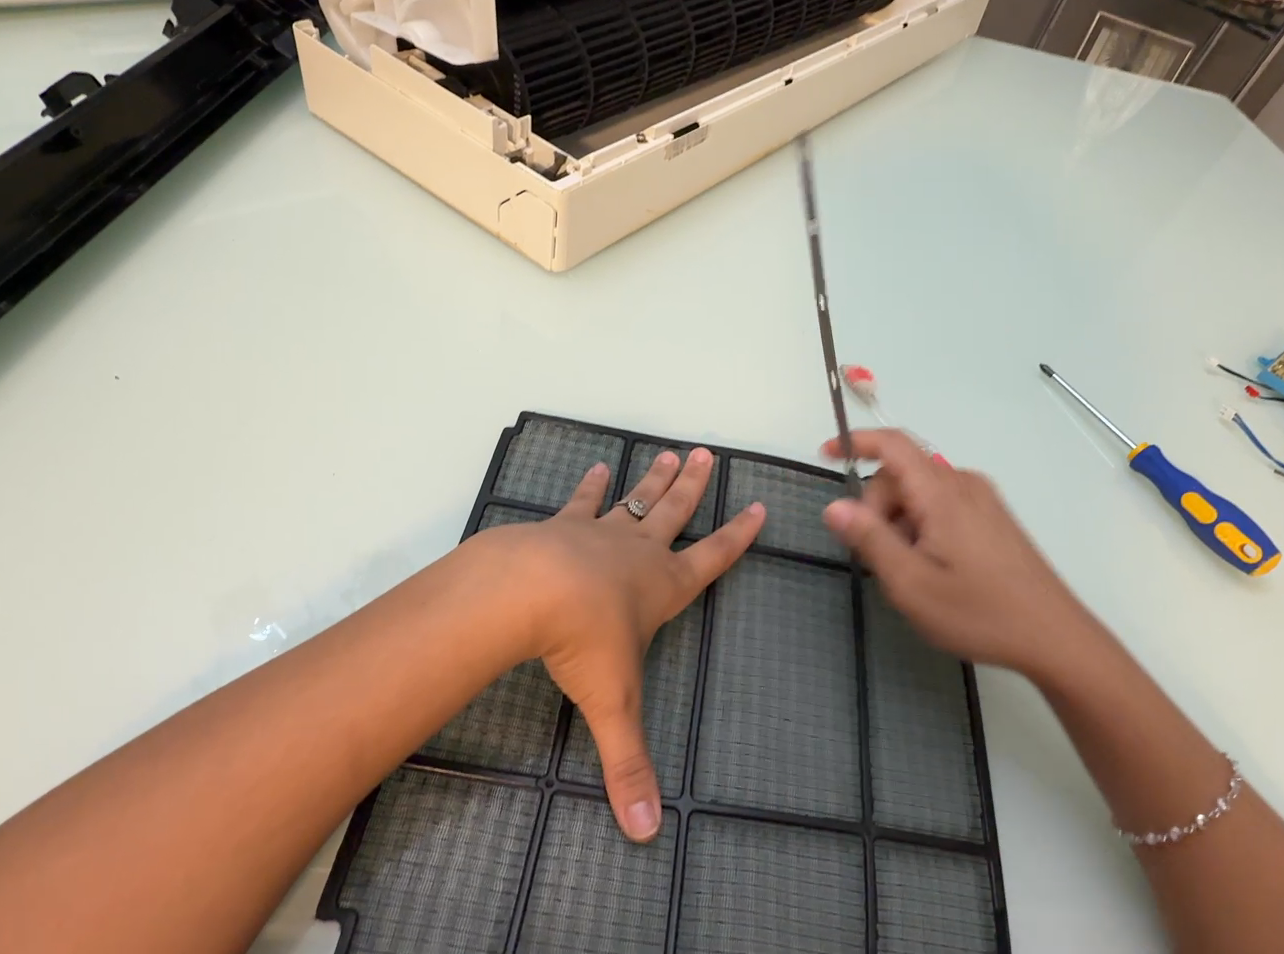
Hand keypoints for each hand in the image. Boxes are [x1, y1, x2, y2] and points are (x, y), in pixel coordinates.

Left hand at [475, 448, 763, 841]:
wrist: (528, 591)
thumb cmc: (583, 643)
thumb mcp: (614, 705)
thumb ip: (630, 766)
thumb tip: (647, 831)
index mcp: (663, 588)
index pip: (713, 559)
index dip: (737, 537)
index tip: (756, 508)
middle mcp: (639, 553)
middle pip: (675, 513)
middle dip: (692, 486)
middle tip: (704, 454)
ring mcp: (600, 533)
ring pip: (637, 501)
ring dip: (654, 479)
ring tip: (667, 452)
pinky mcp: (562, 525)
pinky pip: (581, 502)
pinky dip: (591, 486)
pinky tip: (597, 468)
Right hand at [820, 430, 1080, 673]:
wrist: (1054, 637)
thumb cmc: (979, 612)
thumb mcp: (911, 584)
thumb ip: (870, 539)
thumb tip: (834, 505)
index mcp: (942, 493)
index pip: (893, 444)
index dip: (855, 442)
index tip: (824, 454)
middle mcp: (964, 485)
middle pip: (902, 474)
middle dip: (878, 506)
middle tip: (879, 558)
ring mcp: (984, 500)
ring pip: (922, 492)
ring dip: (901, 521)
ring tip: (910, 571)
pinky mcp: (994, 518)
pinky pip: (943, 505)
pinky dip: (923, 526)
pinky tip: (934, 568)